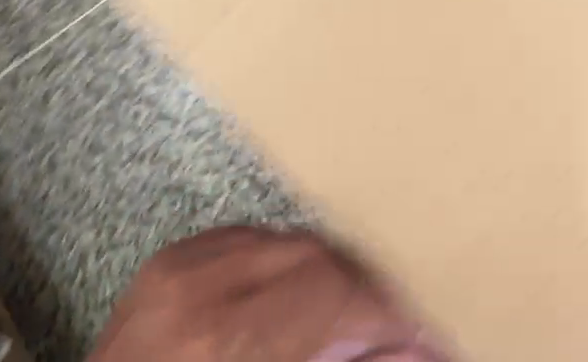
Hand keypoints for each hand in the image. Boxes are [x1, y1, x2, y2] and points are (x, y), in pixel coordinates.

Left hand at [88, 228, 446, 361]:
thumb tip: (418, 350)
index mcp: (225, 340)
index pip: (332, 287)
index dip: (386, 307)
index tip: (420, 329)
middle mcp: (198, 287)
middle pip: (312, 252)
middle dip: (361, 287)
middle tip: (392, 324)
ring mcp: (176, 265)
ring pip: (282, 238)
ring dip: (323, 272)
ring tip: (345, 315)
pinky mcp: (166, 259)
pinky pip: (244, 238)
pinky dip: (280, 262)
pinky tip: (291, 298)